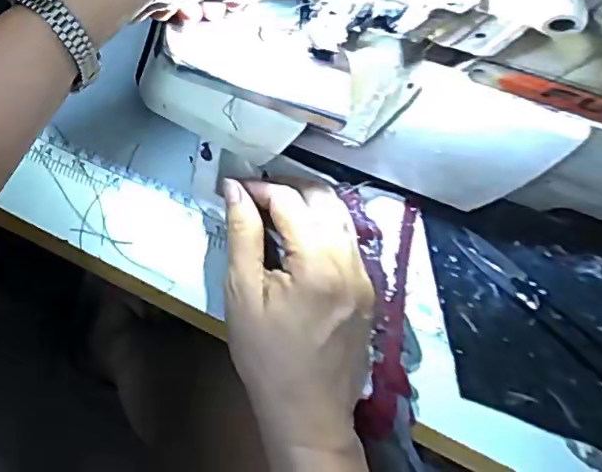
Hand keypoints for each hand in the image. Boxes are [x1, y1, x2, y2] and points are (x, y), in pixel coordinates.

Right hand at [223, 178, 373, 468]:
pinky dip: (320, 224)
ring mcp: (365, 279)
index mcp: (319, 266)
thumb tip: (235, 188)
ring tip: (271, 210)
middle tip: (252, 194)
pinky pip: (346, 239)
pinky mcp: (368, 291)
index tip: (233, 190)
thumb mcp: (242, 290)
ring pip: (339, 215)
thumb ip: (242, 233)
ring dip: (305, 202)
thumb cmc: (266, 355)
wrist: (307, 414)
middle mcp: (351, 265)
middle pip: (322, 198)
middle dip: (285, 186)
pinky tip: (294, 236)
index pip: (289, 201)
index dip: (258, 187)